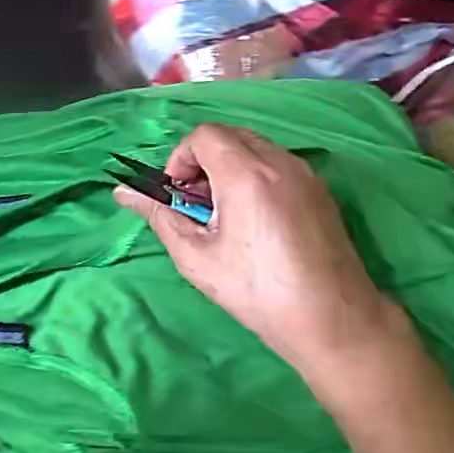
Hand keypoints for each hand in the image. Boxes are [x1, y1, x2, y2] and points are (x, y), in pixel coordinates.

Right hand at [114, 123, 406, 377]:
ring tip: (223, 215)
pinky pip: (277, 163)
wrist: (331, 318)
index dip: (180, 158)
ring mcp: (305, 174)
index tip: (178, 194)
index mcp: (247, 175)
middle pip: (229, 135)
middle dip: (202, 161)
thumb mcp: (195, 256)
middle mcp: (280, 162)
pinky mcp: (320, 189)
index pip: (204, 135)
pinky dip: (253, 176)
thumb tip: (122, 192)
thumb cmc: (255, 290)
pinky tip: (252, 221)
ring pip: (254, 147)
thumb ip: (159, 216)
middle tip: (196, 204)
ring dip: (227, 168)